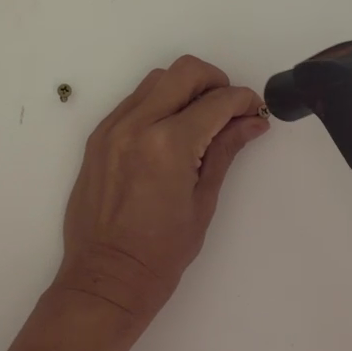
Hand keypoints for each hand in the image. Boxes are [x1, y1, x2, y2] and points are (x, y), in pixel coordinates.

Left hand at [54, 55, 270, 320]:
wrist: (105, 279)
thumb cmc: (160, 254)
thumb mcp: (203, 202)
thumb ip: (226, 151)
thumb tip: (253, 121)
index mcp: (168, 144)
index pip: (215, 101)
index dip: (242, 100)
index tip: (253, 109)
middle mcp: (137, 124)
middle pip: (184, 71)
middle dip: (214, 81)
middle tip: (228, 108)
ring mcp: (113, 127)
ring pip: (156, 79)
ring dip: (183, 88)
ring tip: (199, 120)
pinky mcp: (98, 135)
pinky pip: (133, 100)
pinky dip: (157, 103)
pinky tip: (169, 131)